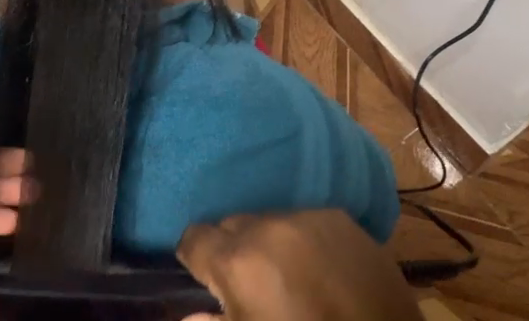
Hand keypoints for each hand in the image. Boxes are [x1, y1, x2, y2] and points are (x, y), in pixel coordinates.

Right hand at [176, 210, 422, 320]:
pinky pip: (304, 221)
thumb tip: (189, 313)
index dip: (196, 260)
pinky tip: (319, 270)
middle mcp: (266, 227)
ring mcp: (306, 218)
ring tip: (290, 277)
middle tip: (251, 285)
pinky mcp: (340, 218)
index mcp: (238, 262)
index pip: (193, 238)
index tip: (207, 280)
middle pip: (229, 225)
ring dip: (268, 242)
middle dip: (232, 250)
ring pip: (267, 220)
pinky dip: (303, 240)